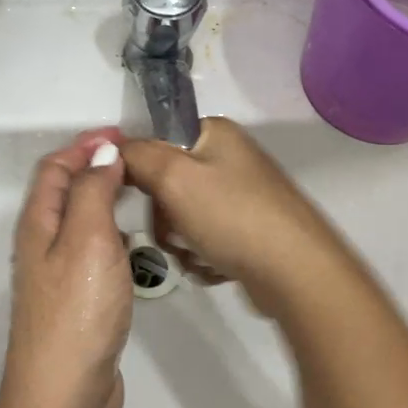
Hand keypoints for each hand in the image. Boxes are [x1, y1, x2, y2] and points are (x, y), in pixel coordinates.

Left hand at [7, 128, 132, 407]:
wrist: (65, 392)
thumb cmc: (77, 310)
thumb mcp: (88, 239)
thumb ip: (93, 192)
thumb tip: (101, 153)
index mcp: (38, 224)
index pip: (54, 169)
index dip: (84, 146)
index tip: (123, 135)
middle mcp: (42, 246)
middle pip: (63, 193)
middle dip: (95, 169)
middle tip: (138, 161)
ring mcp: (57, 277)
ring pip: (78, 224)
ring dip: (104, 200)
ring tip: (141, 193)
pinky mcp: (76, 303)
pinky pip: (92, 253)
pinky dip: (111, 235)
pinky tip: (134, 246)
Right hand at [120, 119, 351, 314]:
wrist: (296, 273)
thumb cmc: (233, 217)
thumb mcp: (174, 177)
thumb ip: (137, 156)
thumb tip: (112, 147)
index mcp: (214, 134)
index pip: (155, 142)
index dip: (139, 170)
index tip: (138, 196)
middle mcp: (228, 159)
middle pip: (165, 185)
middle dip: (164, 217)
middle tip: (177, 231)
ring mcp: (240, 197)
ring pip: (181, 219)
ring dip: (181, 243)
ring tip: (200, 254)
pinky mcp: (246, 232)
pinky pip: (203, 242)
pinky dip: (202, 257)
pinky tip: (215, 268)